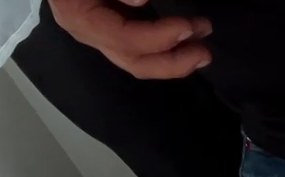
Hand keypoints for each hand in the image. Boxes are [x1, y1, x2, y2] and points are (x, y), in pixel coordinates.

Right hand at [49, 0, 210, 78]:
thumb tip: (140, 1)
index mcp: (78, 15)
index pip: (125, 39)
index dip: (159, 38)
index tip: (188, 28)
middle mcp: (87, 33)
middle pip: (134, 62)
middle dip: (173, 62)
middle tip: (206, 53)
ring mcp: (98, 34)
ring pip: (139, 60)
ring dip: (174, 58)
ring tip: (202, 47)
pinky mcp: (109, 28)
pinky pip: (139, 47)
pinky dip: (164, 48)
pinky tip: (185, 41)